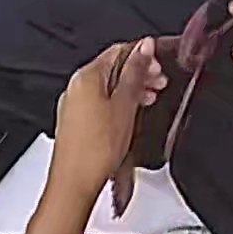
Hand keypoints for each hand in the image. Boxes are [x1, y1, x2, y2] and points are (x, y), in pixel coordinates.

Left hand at [48, 38, 165, 205]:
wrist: (74, 186)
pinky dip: (118, 103)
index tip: (158, 64)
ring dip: (131, 88)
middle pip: (112, 68)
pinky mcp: (75, 122)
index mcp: (85, 77)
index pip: (118, 51)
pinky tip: (132, 113)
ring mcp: (73, 106)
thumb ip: (136, 72)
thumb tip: (145, 47)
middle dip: (138, 72)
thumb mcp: (125, 104)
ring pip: (107, 86)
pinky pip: (100, 102)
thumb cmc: (96, 149)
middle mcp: (75, 87)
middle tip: (158, 81)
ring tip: (150, 97)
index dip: (142, 55)